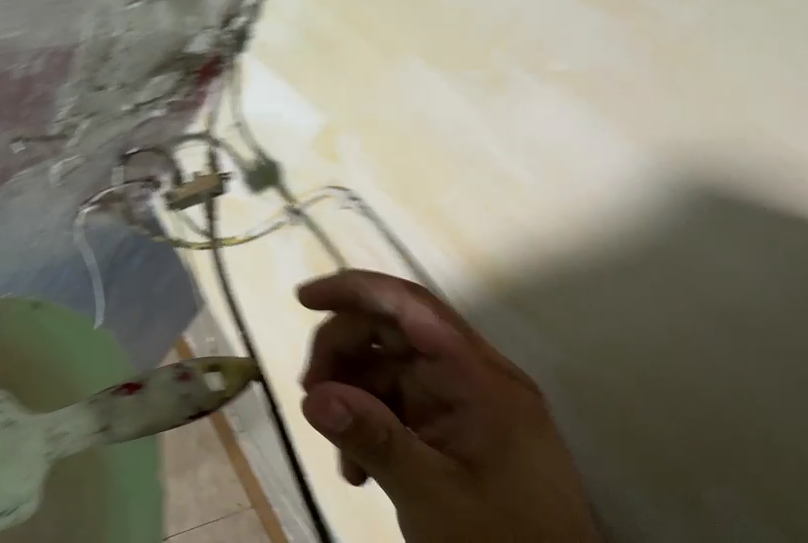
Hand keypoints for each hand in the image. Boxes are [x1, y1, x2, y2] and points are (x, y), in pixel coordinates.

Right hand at [297, 270, 599, 542]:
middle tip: (311, 394)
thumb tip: (312, 398)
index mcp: (481, 379)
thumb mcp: (433, 495)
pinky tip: (357, 469)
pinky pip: (393, 400)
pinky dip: (365, 422)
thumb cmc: (503, 541)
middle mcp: (472, 377)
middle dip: (340, 356)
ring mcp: (462, 402)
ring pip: (383, 366)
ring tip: (340, 451)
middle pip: (388, 332)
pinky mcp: (451, 426)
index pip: (412, 306)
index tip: (303, 299)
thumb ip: (374, 441)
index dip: (356, 290)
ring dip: (348, 396)